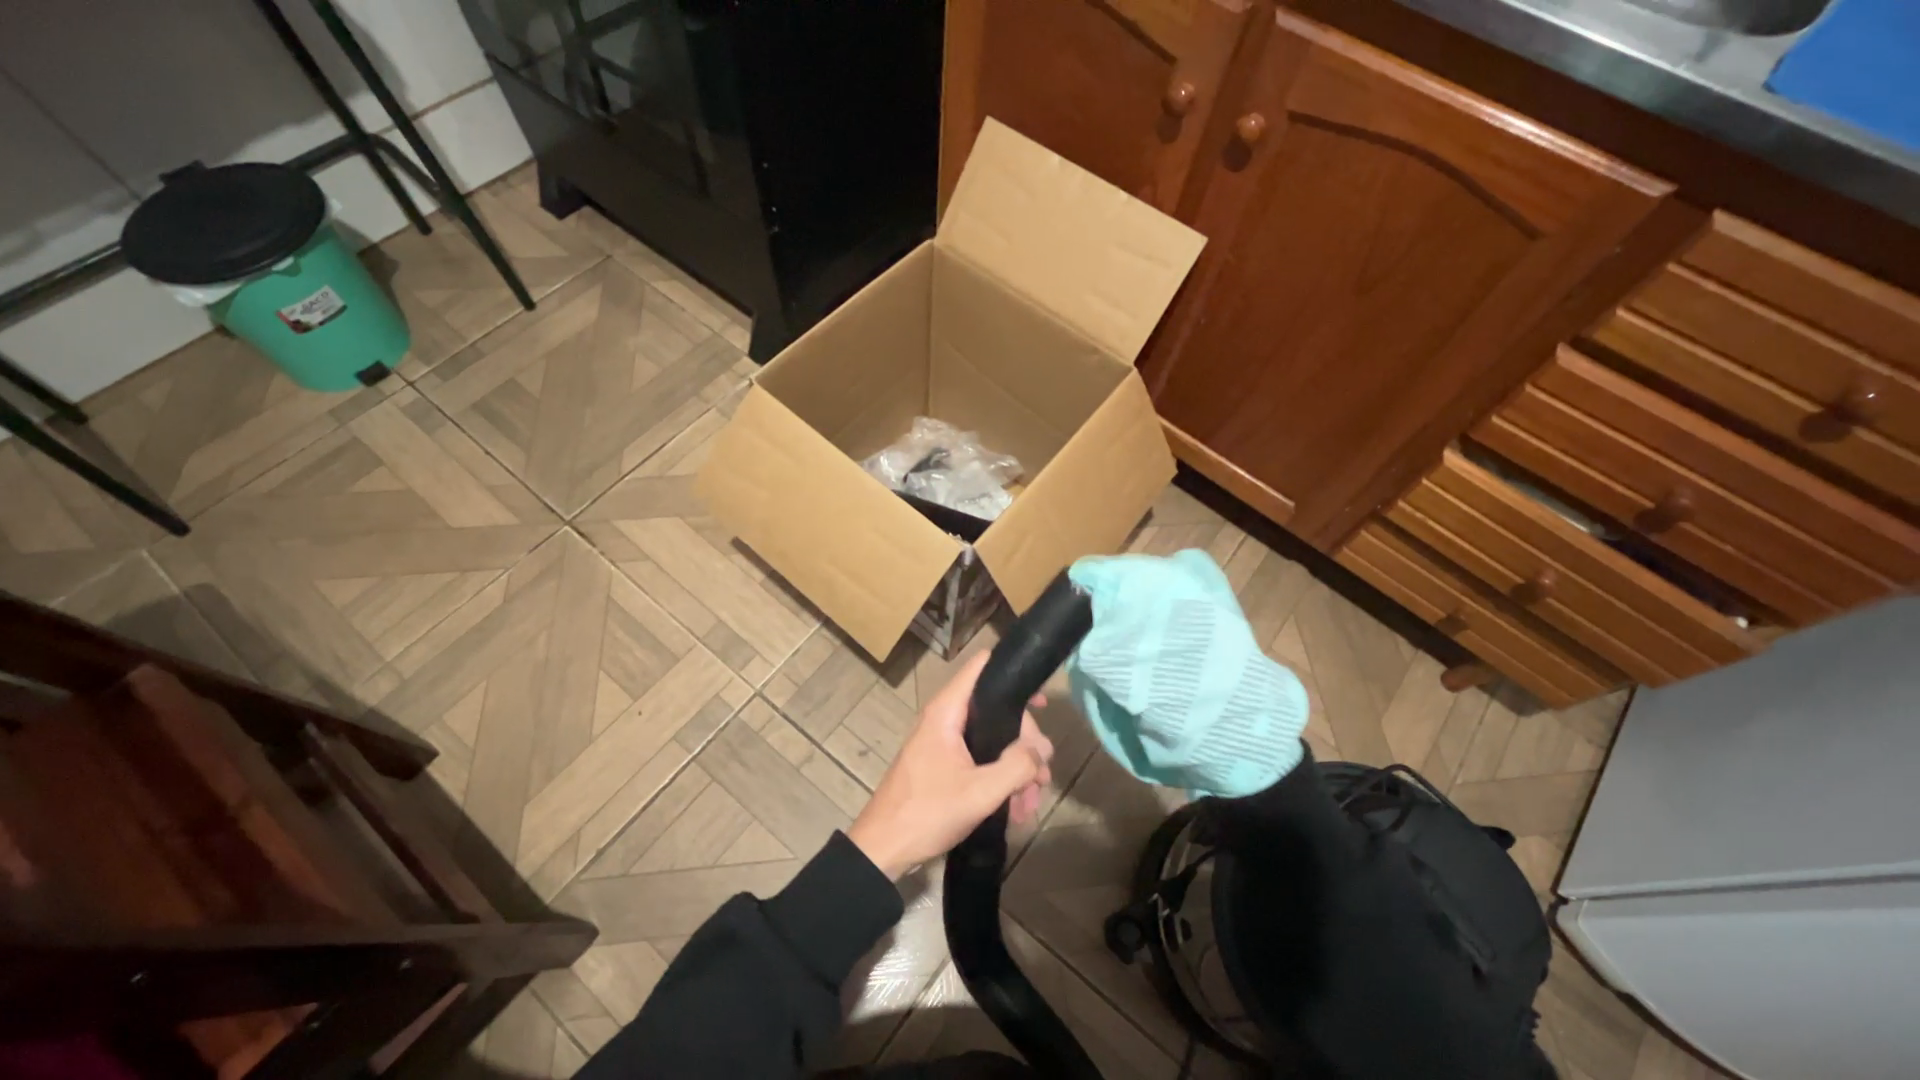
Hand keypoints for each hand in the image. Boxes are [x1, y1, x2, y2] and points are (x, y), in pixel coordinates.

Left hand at [847, 651, 1055, 880]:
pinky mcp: (945, 766)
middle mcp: (946, 720)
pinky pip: (982, 763)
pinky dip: (1001, 781)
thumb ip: (1018, 766)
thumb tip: (1042, 750)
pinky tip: (1015, 810)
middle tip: (1042, 775)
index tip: (1042, 700)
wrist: (884, 849)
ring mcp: (945, 744)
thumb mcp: (981, 791)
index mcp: (948, 712)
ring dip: (1016, 771)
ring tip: (1030, 803)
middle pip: (998, 712)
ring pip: (993, 742)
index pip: (982, 668)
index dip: (1014, 674)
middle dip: (1025, 744)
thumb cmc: (928, 812)